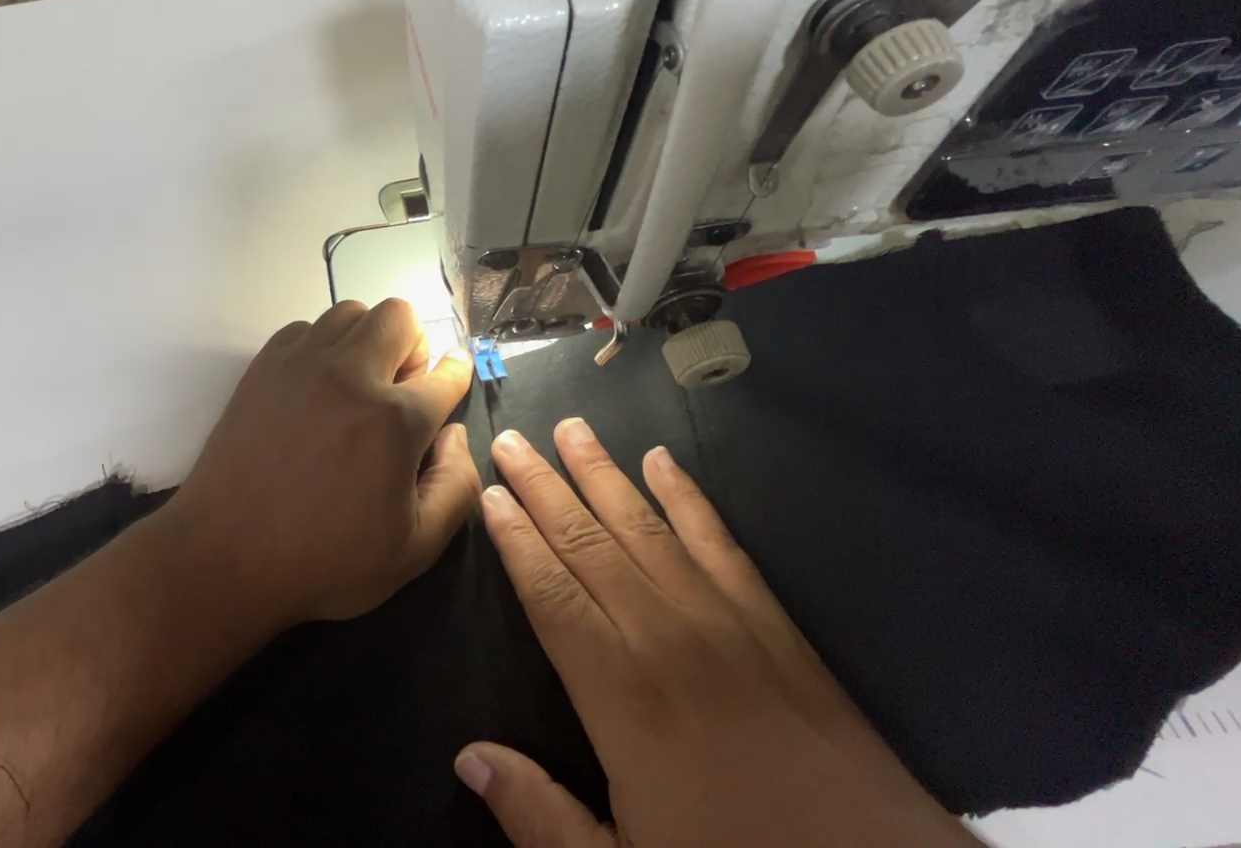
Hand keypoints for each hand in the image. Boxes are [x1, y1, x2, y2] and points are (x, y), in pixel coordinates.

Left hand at [150, 298, 479, 628]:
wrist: (225, 555)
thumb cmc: (324, 562)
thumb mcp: (414, 550)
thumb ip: (457, 486)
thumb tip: (454, 434)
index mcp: (394, 421)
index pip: (446, 372)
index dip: (457, 374)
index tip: (452, 378)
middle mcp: (350, 376)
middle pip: (400, 315)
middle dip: (413, 345)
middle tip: (400, 388)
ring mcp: (301, 364)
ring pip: (349, 312)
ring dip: (367, 338)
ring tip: (357, 382)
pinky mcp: (263, 367)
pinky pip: (304, 328)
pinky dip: (321, 346)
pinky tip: (315, 387)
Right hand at [456, 422, 980, 847]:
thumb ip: (538, 815)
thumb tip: (467, 754)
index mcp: (622, 696)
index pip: (551, 595)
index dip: (516, 541)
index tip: (489, 494)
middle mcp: (666, 638)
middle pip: (590, 544)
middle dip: (544, 488)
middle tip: (511, 440)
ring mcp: (725, 622)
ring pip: (647, 529)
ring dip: (604, 475)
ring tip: (572, 429)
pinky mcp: (773, 624)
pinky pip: (720, 543)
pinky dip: (688, 499)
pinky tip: (664, 461)